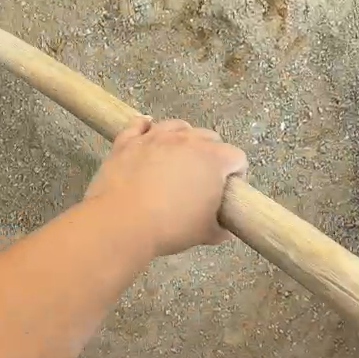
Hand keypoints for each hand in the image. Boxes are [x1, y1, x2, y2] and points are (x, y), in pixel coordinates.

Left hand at [82, 117, 247, 256]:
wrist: (122, 222)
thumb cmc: (171, 227)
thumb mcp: (206, 232)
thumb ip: (219, 226)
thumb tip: (221, 229)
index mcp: (213, 159)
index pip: (236, 157)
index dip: (235, 173)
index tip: (226, 189)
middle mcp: (185, 140)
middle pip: (208, 137)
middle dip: (210, 153)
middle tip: (201, 176)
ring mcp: (154, 138)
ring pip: (175, 126)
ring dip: (181, 137)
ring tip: (177, 155)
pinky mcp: (126, 142)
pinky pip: (138, 125)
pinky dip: (145, 127)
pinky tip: (146, 131)